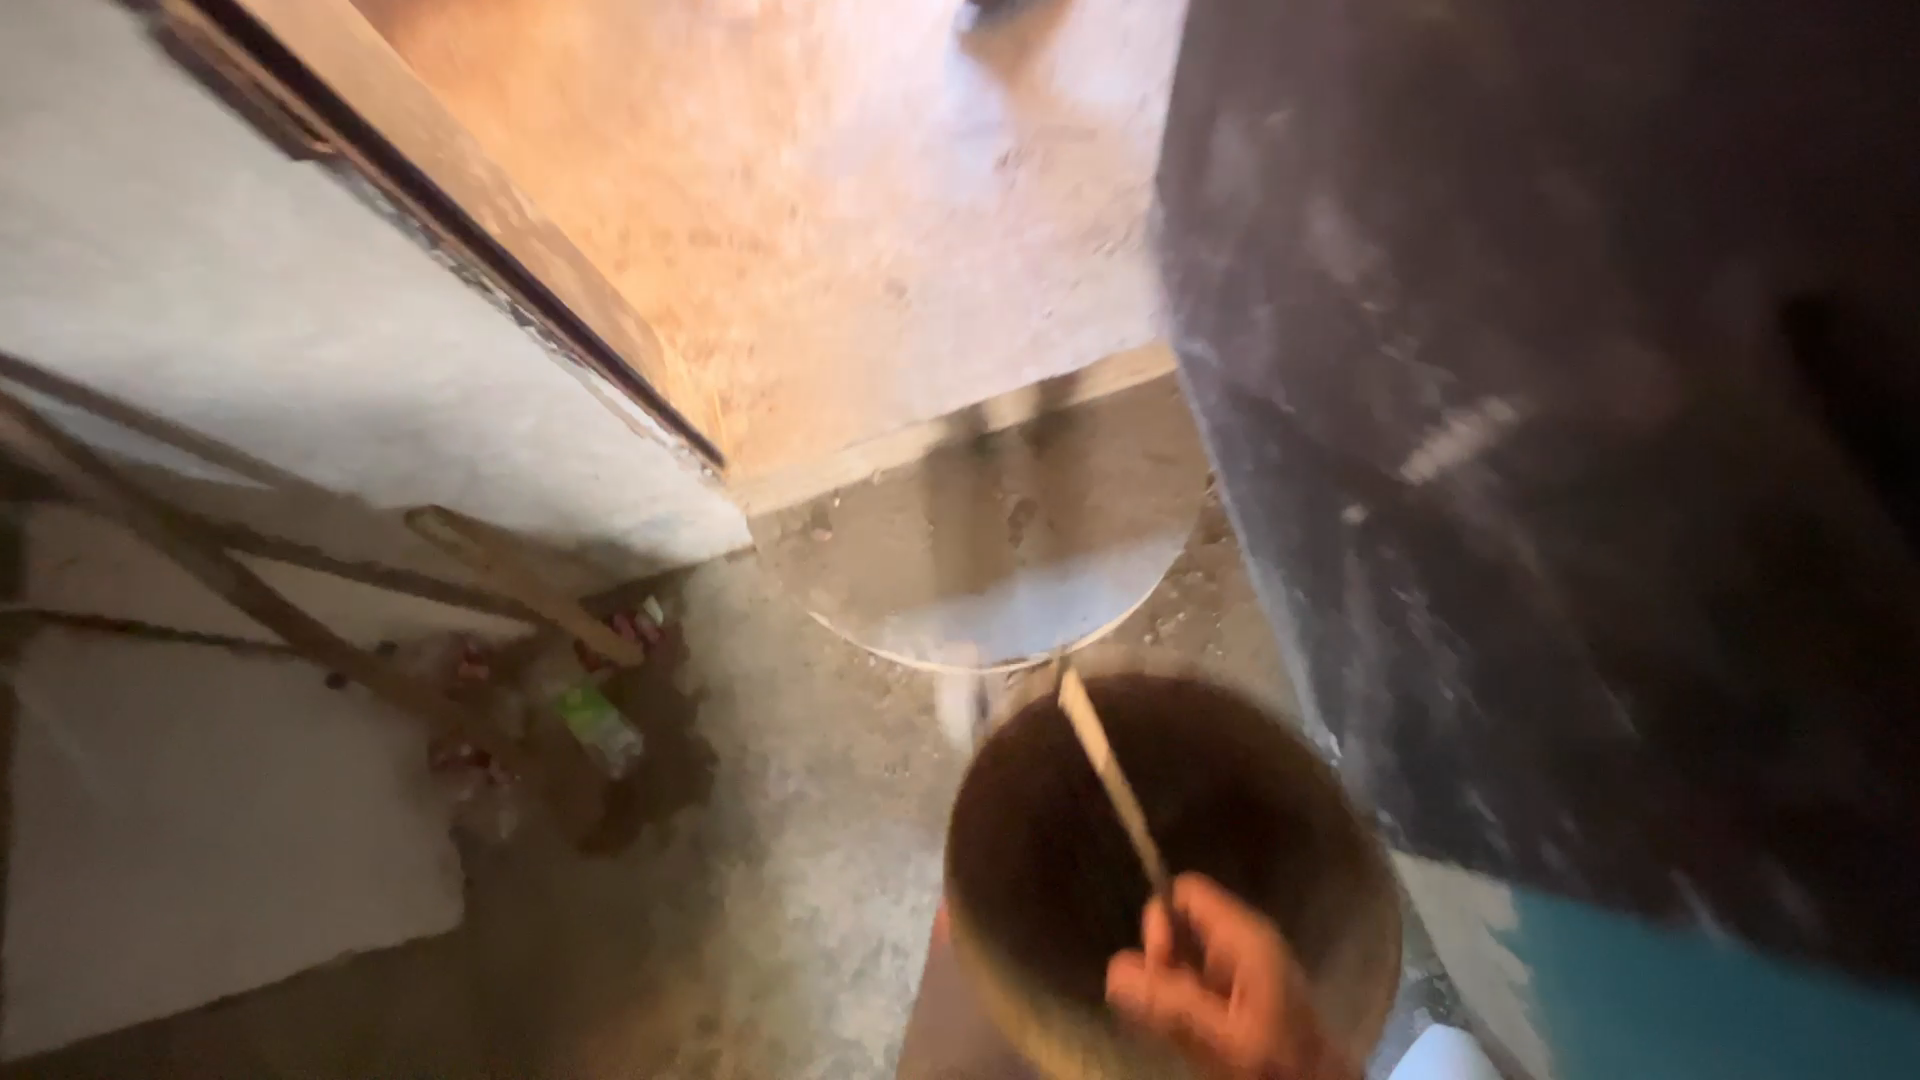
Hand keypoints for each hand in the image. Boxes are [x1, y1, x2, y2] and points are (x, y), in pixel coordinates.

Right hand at [1105, 873, 1353, 1079]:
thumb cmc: (1281, 1068)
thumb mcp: (1225, 1041)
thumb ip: (1170, 1007)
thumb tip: (1112, 971)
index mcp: (1245, 936)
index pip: (1186, 891)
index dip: (1161, 919)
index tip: (1158, 967)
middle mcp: (1244, 940)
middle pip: (1182, 922)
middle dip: (1162, 960)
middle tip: (1166, 1008)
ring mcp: (1245, 967)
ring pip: (1186, 953)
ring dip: (1171, 985)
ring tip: (1179, 1028)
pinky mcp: (1243, 994)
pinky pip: (1198, 979)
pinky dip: (1185, 1000)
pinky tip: (1192, 1034)